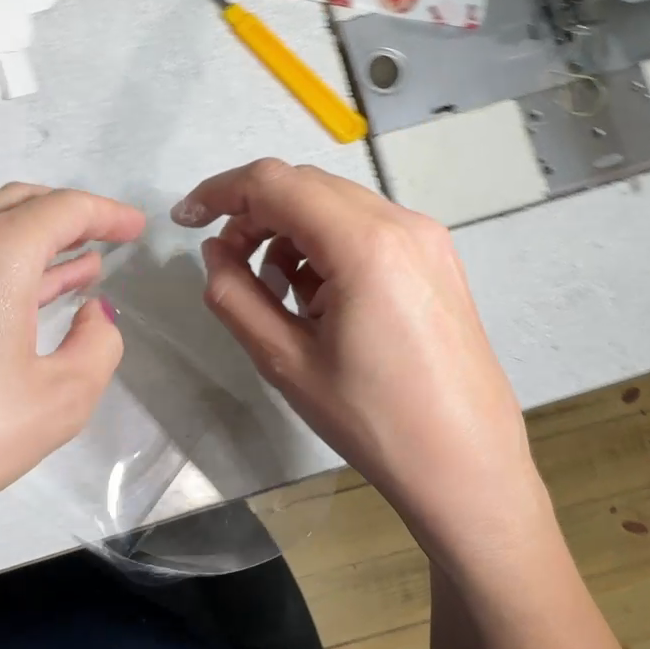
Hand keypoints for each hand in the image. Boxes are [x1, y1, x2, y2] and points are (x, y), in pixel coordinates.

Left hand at [0, 184, 145, 564]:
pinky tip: (39, 291)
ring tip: (86, 263)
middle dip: (71, 215)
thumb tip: (94, 313)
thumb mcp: (61, 397)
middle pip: (21, 205)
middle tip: (111, 237)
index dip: (106, 213)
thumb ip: (98, 345)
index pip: (62, 209)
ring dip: (40, 239)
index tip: (137, 228)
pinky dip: (11, 263)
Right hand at [172, 159, 545, 553]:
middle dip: (252, 213)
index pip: (273, 183)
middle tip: (225, 264)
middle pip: (304, 185)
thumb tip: (215, 251)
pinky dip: (322, 245)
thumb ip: (234, 294)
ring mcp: (426, 238)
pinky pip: (363, 227)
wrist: (465, 465)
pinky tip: (315, 299)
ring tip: (274, 294)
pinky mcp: (435, 259)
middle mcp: (401, 223)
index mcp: (364, 244)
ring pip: (332, 203)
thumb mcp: (283, 359)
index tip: (183, 220)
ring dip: (286, 231)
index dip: (219, 192)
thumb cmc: (371, 419)